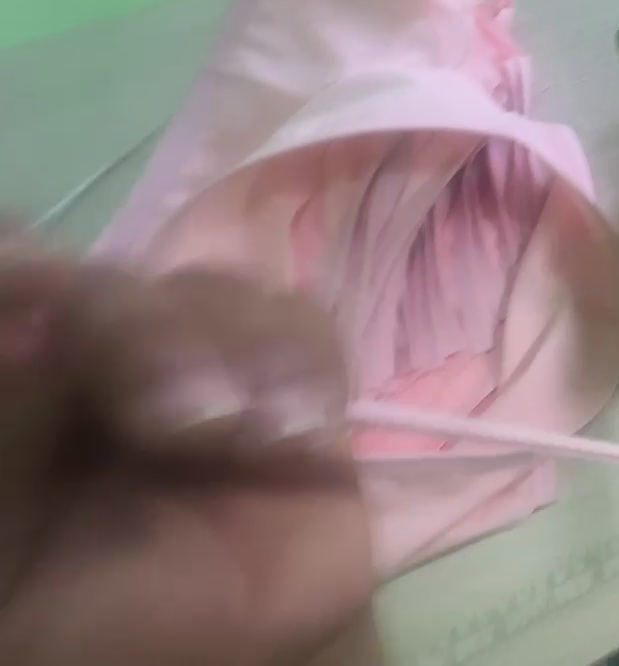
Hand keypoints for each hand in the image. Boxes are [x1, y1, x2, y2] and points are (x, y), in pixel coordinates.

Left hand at [0, 236, 375, 664]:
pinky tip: (302, 433)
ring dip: (246, 360)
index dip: (30, 270)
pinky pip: (309, 323)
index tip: (34, 279)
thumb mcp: (11, 535)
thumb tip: (26, 291)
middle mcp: (104, 360)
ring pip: (226, 291)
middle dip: (157, 338)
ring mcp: (211, 360)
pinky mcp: (301, 373)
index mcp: (25, 393)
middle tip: (186, 426)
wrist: (234, 647)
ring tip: (257, 446)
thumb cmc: (92, 619)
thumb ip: (18, 423)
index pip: (23, 288)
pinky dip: (310, 368)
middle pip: (126, 280)